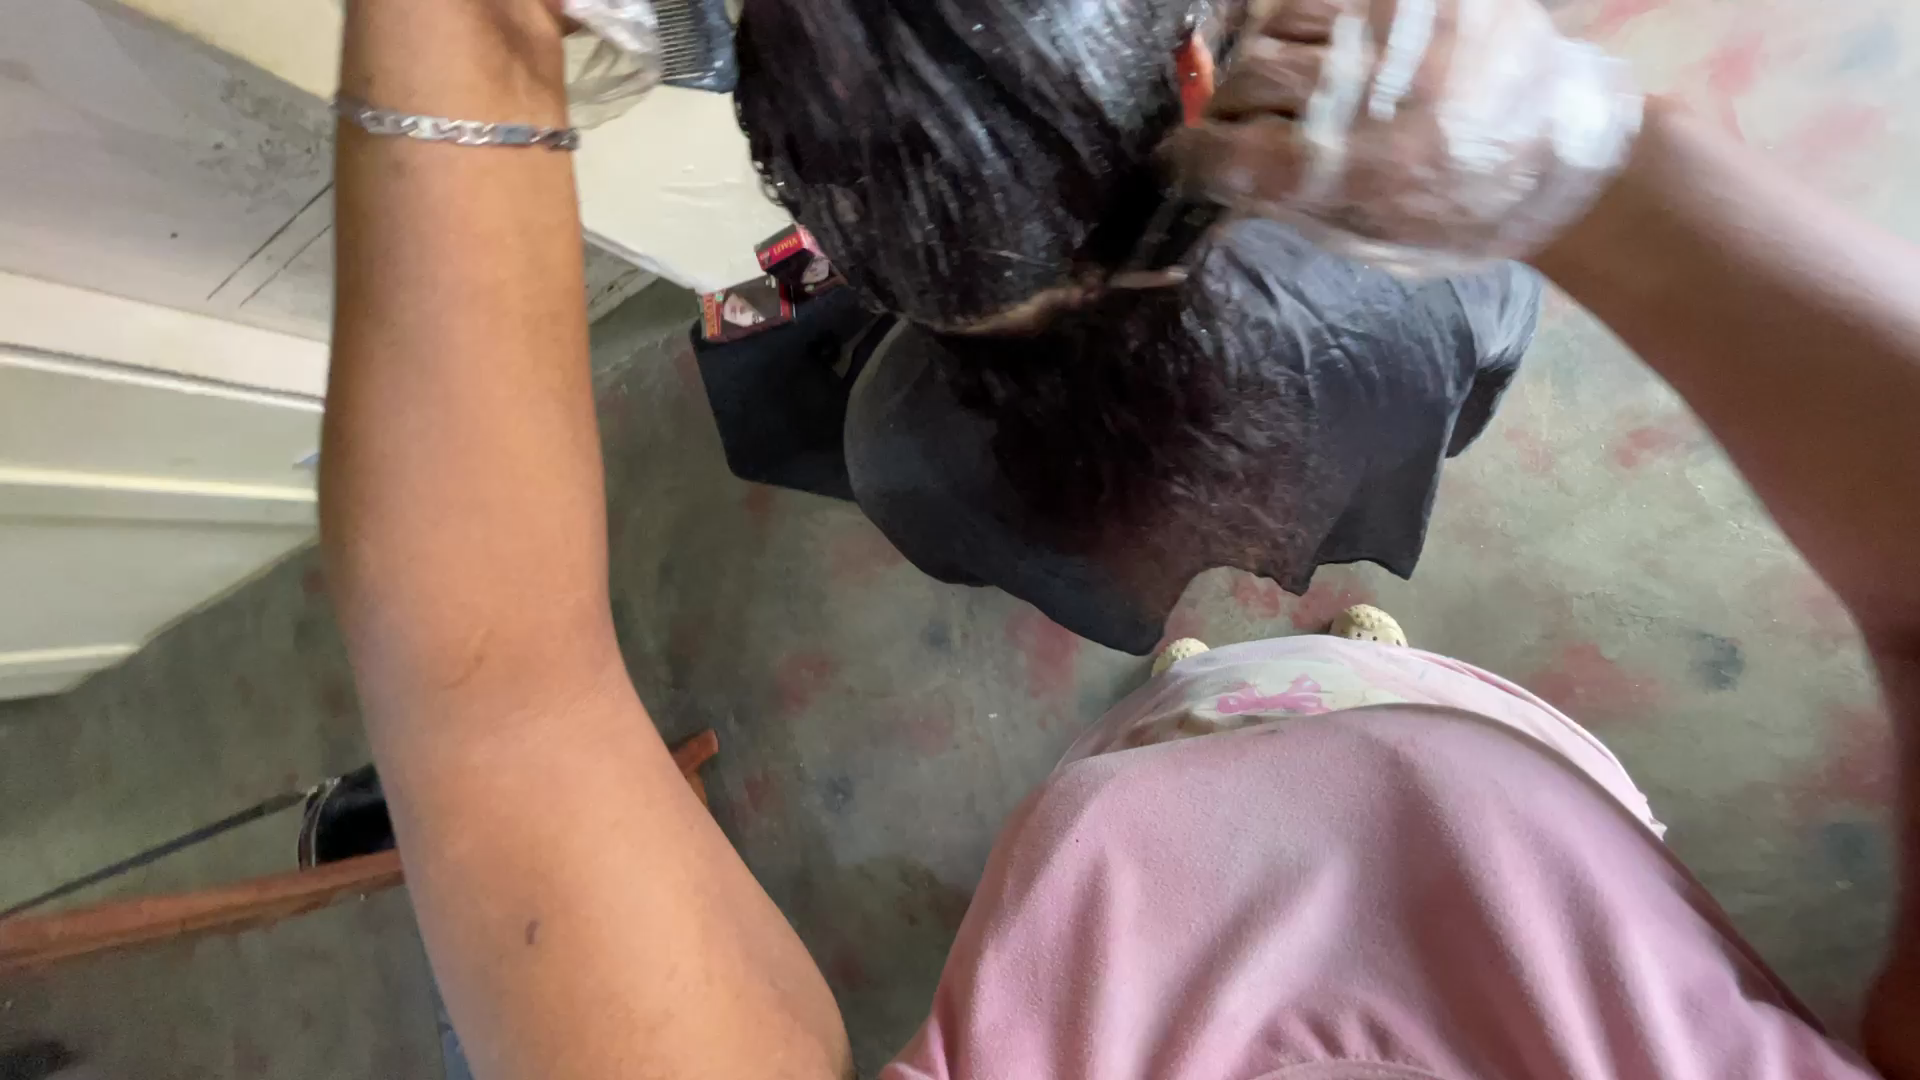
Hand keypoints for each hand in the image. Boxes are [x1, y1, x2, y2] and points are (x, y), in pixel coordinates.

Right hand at [1165, 0, 1643, 269]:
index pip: (1227, 150)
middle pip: (1245, 78)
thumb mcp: (1353, 234)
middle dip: (1219, 108)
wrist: (1558, 159)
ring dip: (1252, 56)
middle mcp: (1373, 87)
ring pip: (1275, 20)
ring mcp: (1404, 22)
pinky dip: (1294, 16)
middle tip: (1221, 128)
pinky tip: (1299, 44)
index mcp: (1351, 168)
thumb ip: (1278, 201)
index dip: (1185, 156)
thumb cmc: (1444, 220)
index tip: (1173, 162)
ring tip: (1264, 85)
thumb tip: (1207, 182)